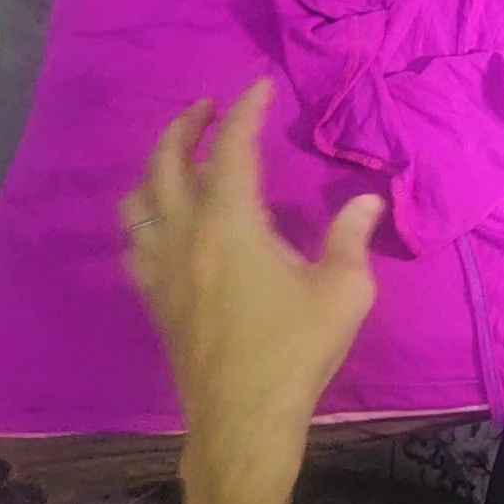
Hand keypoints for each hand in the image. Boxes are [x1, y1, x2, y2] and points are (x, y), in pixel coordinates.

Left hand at [121, 80, 383, 477]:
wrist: (243, 417)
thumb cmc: (297, 348)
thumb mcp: (344, 289)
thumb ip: (351, 236)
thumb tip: (367, 199)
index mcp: (232, 226)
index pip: (233, 152)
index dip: (245, 114)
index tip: (258, 87)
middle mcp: (185, 236)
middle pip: (166, 164)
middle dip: (186, 126)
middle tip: (208, 108)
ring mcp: (161, 269)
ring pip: (139, 201)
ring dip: (157, 168)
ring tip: (183, 159)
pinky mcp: (154, 298)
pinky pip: (135, 240)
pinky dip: (147, 215)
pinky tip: (167, 223)